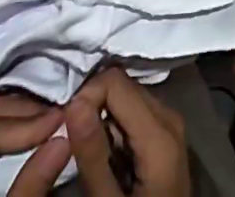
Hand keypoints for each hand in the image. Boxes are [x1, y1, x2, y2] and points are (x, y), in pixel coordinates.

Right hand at [66, 68, 190, 196]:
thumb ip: (92, 154)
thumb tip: (73, 103)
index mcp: (160, 133)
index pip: (116, 81)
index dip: (86, 96)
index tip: (65, 126)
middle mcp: (170, 116)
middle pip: (122, 85)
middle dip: (91, 103)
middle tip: (69, 137)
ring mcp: (170, 122)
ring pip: (126, 95)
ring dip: (100, 113)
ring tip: (83, 146)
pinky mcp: (165, 131)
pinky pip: (133, 110)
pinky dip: (112, 123)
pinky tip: (102, 149)